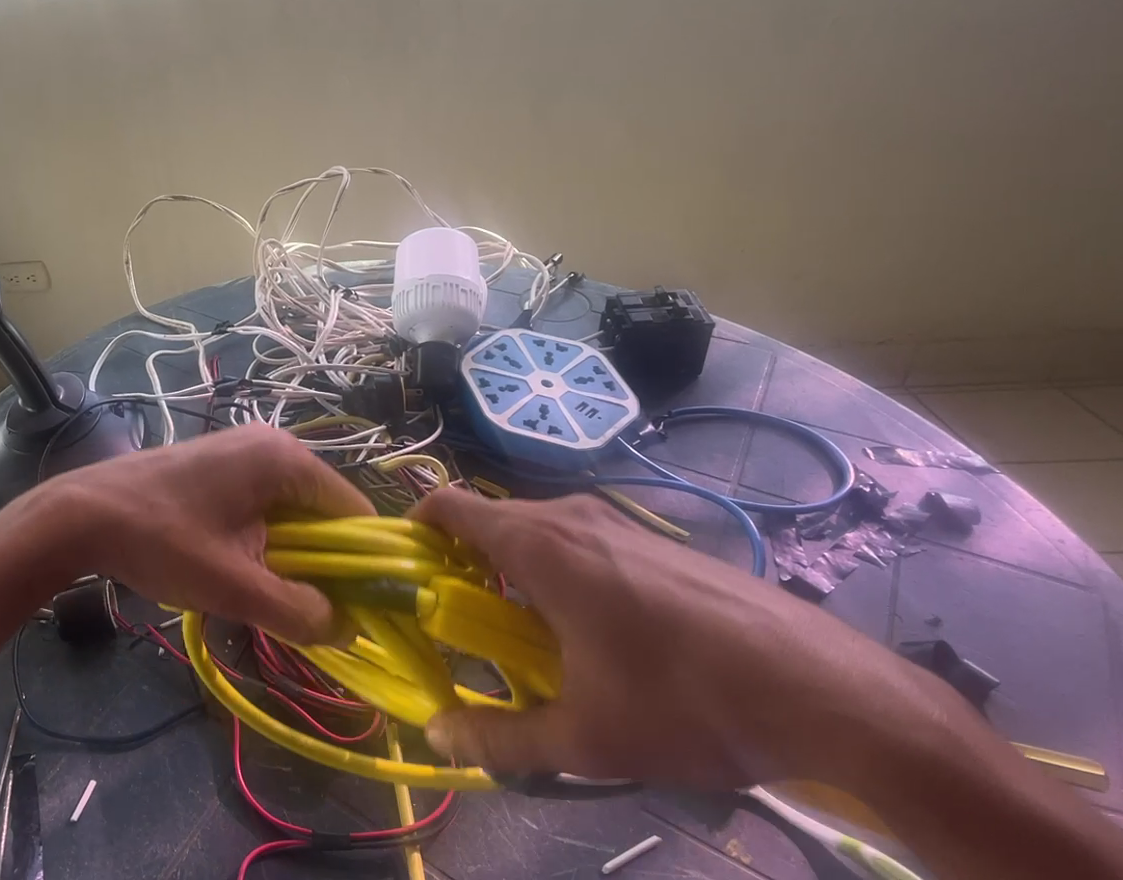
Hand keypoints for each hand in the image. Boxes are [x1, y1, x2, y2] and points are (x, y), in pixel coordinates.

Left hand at [23, 424, 371, 644]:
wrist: (81, 515)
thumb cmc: (161, 541)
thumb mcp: (233, 585)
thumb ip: (297, 610)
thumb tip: (347, 628)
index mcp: (285, 459)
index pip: (356, 511)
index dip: (363, 562)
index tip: (356, 609)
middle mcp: (270, 444)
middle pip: (324, 511)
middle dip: (321, 562)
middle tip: (304, 608)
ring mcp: (240, 451)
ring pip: (291, 512)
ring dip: (288, 555)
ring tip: (265, 592)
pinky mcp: (217, 466)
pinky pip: (262, 505)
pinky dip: (262, 539)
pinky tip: (237, 568)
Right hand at [409, 491, 964, 790]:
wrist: (833, 693)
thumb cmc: (690, 703)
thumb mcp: (586, 737)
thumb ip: (500, 738)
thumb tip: (438, 737)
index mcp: (539, 544)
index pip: (447, 505)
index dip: (415, 533)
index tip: (409, 582)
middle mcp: (573, 517)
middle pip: (489, 524)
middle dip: (463, 570)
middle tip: (468, 635)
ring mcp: (621, 524)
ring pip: (537, 536)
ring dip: (515, 578)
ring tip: (535, 646)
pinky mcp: (658, 542)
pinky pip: (581, 545)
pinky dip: (560, 578)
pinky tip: (599, 639)